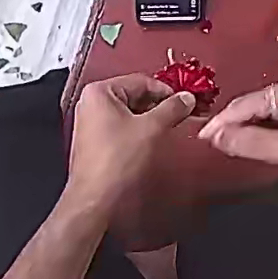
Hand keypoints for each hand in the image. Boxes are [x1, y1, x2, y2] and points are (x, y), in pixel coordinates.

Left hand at [66, 74, 197, 215]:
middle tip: (180, 113)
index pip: (141, 81)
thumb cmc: (115, 161)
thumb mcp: (151, 128)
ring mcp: (91, 122)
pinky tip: (152, 139)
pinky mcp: (96, 139)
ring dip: (151, 118)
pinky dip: (139, 129)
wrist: (96, 197)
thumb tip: (186, 98)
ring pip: (130, 111)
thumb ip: (172, 108)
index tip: (184, 100)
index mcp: (100, 92)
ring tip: (168, 127)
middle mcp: (91, 103)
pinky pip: (122, 125)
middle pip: (135, 95)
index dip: (166, 91)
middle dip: (159, 105)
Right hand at [197, 76, 277, 210]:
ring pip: (255, 116)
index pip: (256, 99)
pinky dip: (248, 137)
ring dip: (237, 130)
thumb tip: (214, 136)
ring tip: (214, 144)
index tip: (203, 134)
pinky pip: (262, 127)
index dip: (228, 117)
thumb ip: (254, 143)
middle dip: (231, 123)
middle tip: (205, 141)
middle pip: (253, 105)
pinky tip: (234, 146)